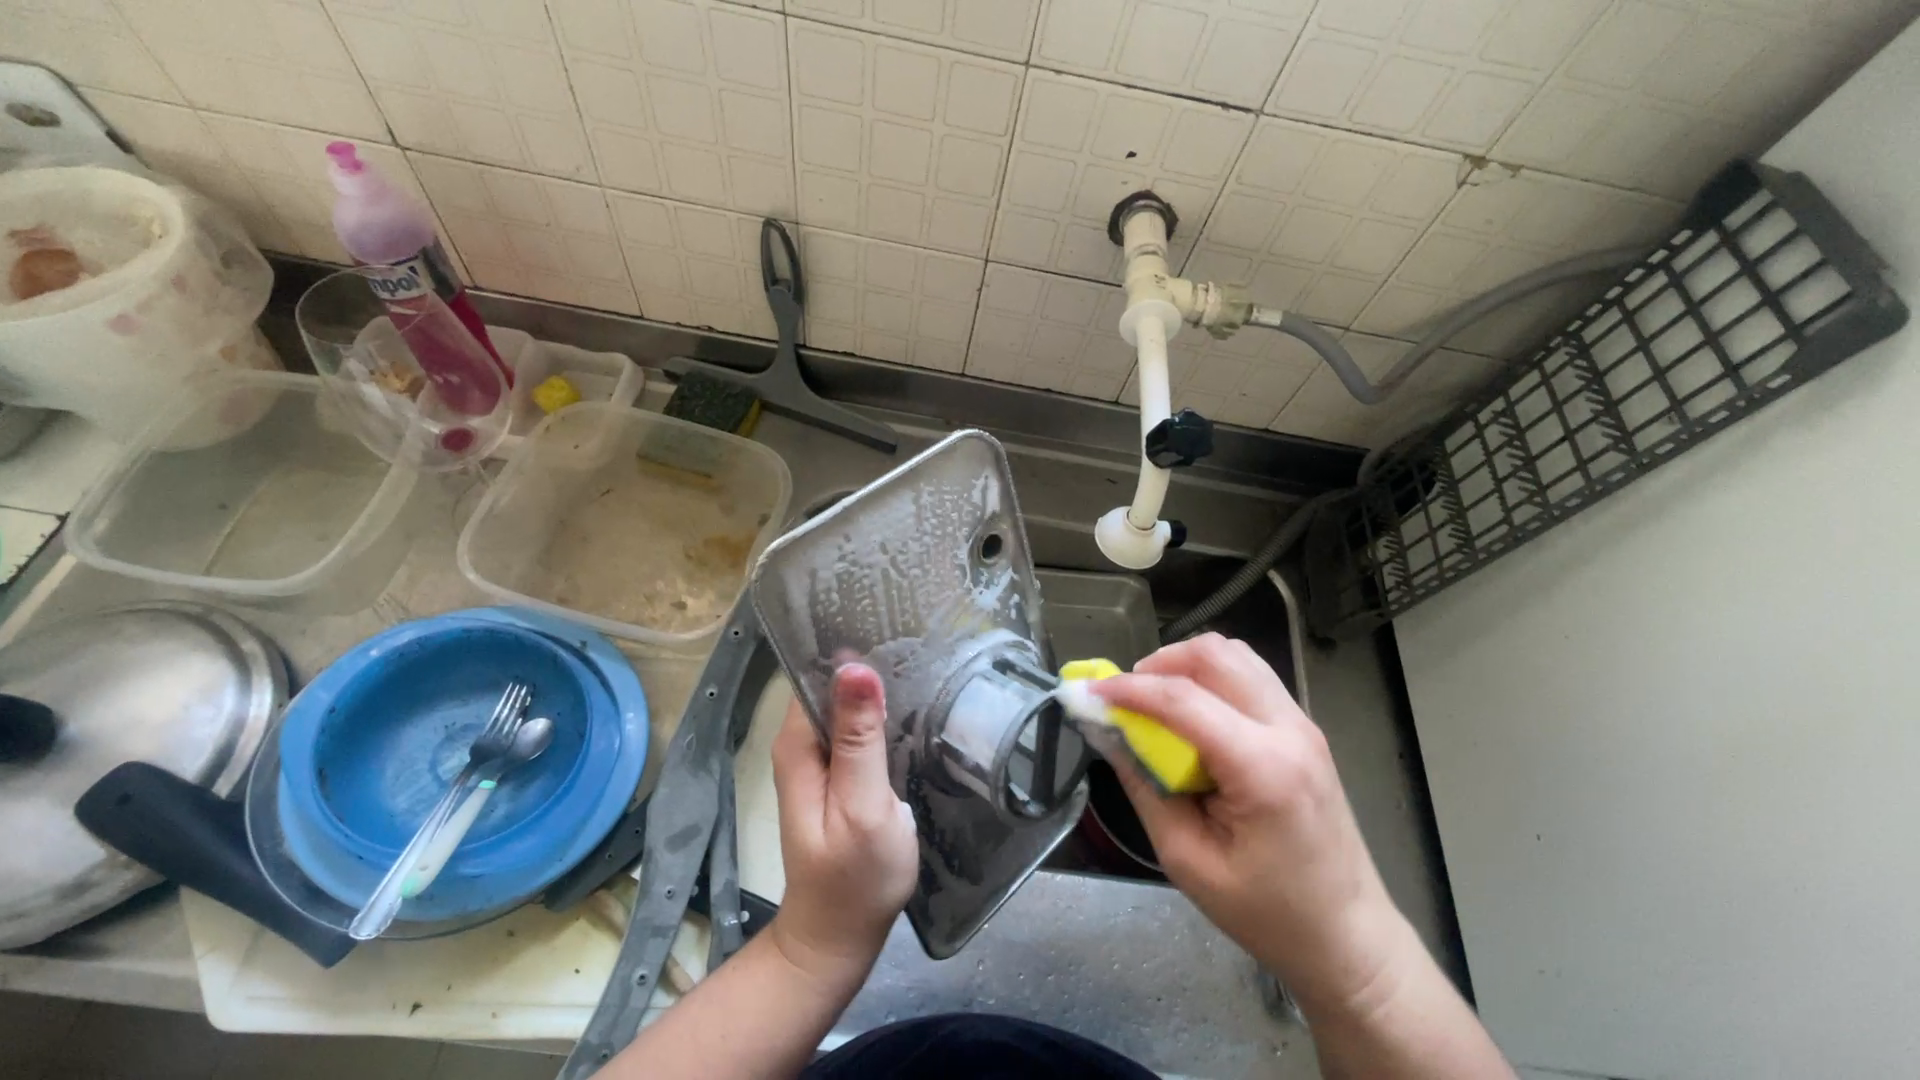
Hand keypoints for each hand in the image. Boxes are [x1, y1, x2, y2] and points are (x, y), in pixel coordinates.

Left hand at [768, 663, 917, 990]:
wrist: (841, 934)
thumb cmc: (854, 876)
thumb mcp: (863, 805)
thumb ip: (859, 739)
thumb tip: (855, 668)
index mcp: (798, 744)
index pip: (818, 673)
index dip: (852, 651)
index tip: (895, 631)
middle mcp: (802, 745)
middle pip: (835, 686)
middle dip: (873, 668)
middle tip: (923, 648)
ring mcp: (821, 761)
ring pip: (850, 708)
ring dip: (882, 694)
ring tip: (927, 669)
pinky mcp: (842, 776)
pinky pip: (860, 732)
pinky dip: (885, 720)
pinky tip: (915, 712)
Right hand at [1093, 634, 1418, 1015]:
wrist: (1347, 936)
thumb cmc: (1267, 912)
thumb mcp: (1187, 859)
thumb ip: (1144, 787)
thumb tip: (1107, 734)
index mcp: (1263, 768)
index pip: (1184, 699)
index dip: (1128, 689)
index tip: (1089, 694)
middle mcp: (1290, 731)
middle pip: (1217, 654)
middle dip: (1160, 663)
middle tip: (1125, 696)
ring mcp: (1304, 726)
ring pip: (1237, 656)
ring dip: (1187, 665)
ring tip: (1155, 702)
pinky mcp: (1305, 731)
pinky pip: (1252, 678)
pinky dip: (1212, 679)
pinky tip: (1192, 717)